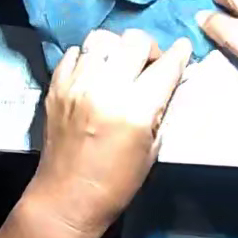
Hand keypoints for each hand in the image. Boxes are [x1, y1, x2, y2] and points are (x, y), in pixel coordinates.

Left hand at [21, 29, 191, 237]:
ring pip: (101, 39)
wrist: (66, 198)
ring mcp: (76, 85)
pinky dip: (87, 57)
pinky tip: (93, 72)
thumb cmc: (116, 183)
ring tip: (118, 65)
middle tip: (148, 64)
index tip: (182, 50)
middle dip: (148, 48)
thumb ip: (160, 109)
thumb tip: (168, 79)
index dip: (179, 55)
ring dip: (116, 49)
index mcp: (134, 109)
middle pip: (134, 41)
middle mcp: (104, 89)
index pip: (164, 66)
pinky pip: (74, 53)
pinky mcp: (55, 87)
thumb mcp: (152, 149)